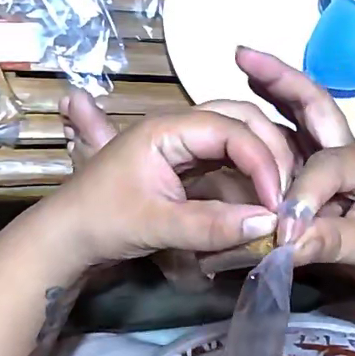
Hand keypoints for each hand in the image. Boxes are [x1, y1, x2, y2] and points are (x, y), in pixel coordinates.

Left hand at [59, 48, 354, 281]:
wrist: (67, 237)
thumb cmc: (102, 222)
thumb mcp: (155, 226)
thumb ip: (210, 225)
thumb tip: (268, 224)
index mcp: (168, 127)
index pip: (231, 129)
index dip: (262, 161)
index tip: (277, 203)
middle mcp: (181, 125)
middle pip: (242, 118)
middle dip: (271, 150)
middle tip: (287, 192)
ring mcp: (186, 143)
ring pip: (240, 134)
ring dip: (265, 159)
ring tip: (281, 195)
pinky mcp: (189, 163)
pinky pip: (230, 157)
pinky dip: (252, 173)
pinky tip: (264, 197)